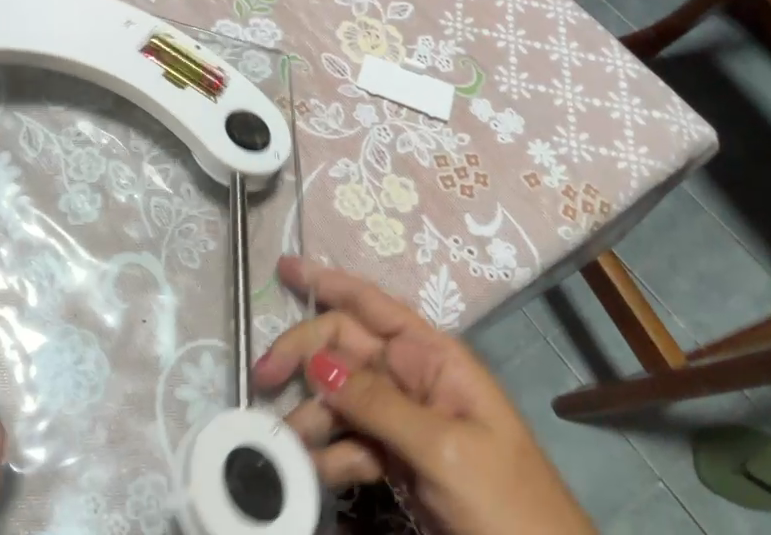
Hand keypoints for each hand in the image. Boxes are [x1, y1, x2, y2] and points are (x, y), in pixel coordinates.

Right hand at [254, 257, 594, 534]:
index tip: (283, 268)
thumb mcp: (444, 449)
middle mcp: (413, 378)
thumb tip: (317, 362)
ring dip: (309, 416)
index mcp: (434, 358)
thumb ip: (378, 403)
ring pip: (338, 398)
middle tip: (262, 379)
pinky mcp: (394, 460)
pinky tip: (312, 471)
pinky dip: (326, 454)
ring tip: (285, 443)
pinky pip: (348, 442)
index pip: (372, 305)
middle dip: (301, 357)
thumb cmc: (508, 503)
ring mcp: (402, 421)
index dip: (327, 281)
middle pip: (343, 348)